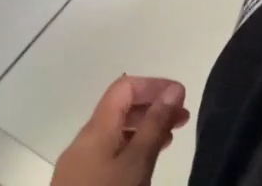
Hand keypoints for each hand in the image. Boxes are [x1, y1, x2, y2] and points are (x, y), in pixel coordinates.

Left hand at [51, 76, 189, 185]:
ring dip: (145, 127)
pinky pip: (108, 150)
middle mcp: (83, 141)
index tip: (181, 98)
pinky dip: (131, 146)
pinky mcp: (78, 181)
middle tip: (183, 119)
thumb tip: (174, 89)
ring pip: (115, 130)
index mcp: (95, 130)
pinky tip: (145, 161)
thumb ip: (156, 123)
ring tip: (169, 140)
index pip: (124, 87)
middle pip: (120, 107)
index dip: (154, 85)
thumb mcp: (138, 161)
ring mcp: (77, 163)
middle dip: (154, 106)